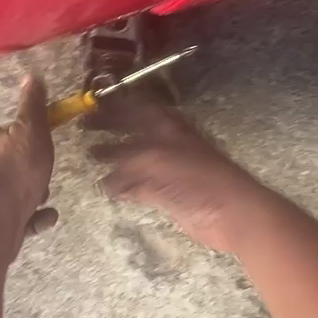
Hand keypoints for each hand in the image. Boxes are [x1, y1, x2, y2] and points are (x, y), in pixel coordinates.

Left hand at [0, 76, 57, 248]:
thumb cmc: (16, 170)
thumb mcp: (30, 129)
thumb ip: (32, 105)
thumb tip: (30, 75)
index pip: (8, 133)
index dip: (26, 137)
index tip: (42, 143)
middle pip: (15, 164)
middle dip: (33, 170)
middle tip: (45, 172)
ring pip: (19, 192)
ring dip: (36, 194)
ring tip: (46, 197)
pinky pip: (24, 218)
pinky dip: (37, 217)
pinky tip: (48, 216)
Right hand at [85, 94, 279, 252]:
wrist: (232, 213)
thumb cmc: (200, 180)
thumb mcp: (160, 162)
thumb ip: (130, 165)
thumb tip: (107, 180)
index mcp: (169, 128)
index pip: (138, 108)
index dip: (117, 105)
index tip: (93, 105)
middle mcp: (168, 144)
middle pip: (135, 129)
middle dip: (111, 126)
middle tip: (85, 127)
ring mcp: (169, 169)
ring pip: (137, 158)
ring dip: (115, 155)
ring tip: (91, 155)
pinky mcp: (170, 194)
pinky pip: (141, 185)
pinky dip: (124, 184)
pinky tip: (109, 188)